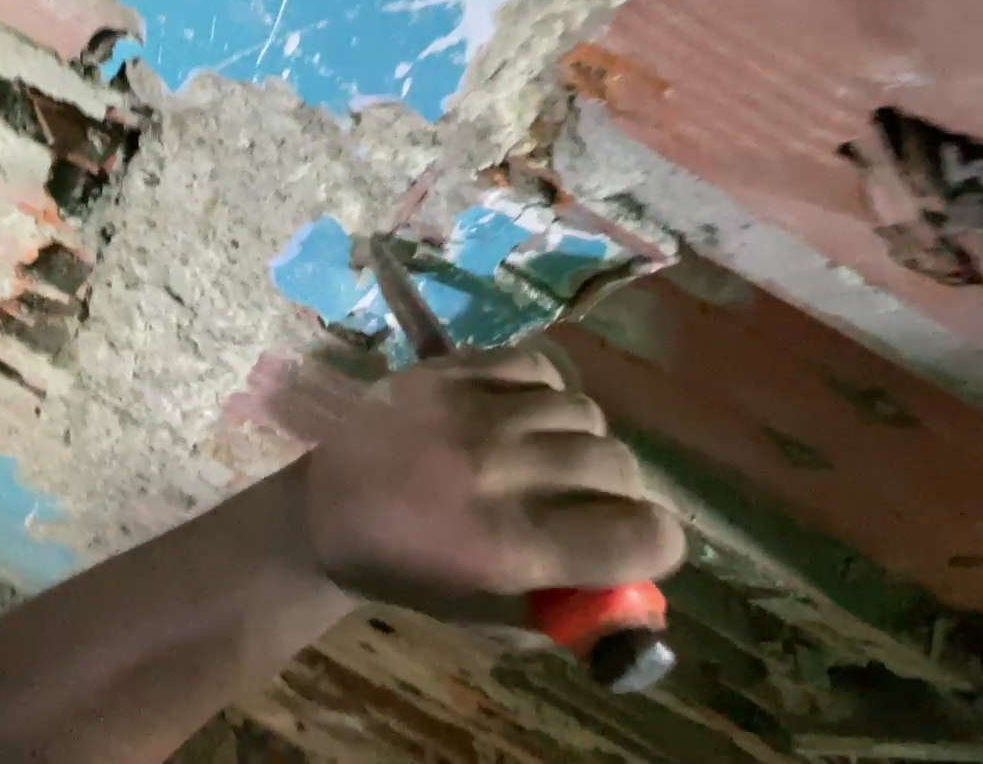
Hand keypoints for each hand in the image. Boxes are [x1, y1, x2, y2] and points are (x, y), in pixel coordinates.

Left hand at [303, 344, 683, 621]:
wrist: (326, 512)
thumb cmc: (409, 573)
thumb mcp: (490, 619)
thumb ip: (572, 613)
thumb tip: (641, 593)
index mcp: (508, 547)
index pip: (639, 535)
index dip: (655, 545)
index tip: (637, 543)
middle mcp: (495, 469)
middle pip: (617, 464)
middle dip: (621, 492)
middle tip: (591, 500)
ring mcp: (468, 410)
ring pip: (582, 409)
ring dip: (583, 438)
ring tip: (552, 453)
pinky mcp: (444, 370)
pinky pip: (534, 363)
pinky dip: (546, 390)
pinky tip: (526, 412)